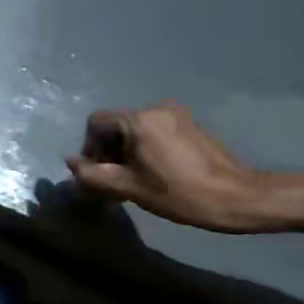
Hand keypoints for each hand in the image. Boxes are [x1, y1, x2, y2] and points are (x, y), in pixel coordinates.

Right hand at [65, 101, 264, 231]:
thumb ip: (94, 174)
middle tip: (114, 181)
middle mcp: (156, 108)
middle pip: (117, 124)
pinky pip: (155, 130)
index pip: (97, 122)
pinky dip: (146, 148)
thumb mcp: (130, 188)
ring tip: (135, 180)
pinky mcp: (189, 123)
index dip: (89, 148)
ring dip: (127, 151)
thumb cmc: (178, 193)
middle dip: (108, 151)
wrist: (232, 195)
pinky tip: (155, 172)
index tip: (97, 173)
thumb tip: (71, 163)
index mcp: (139, 120)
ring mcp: (175, 114)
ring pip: (136, 129)